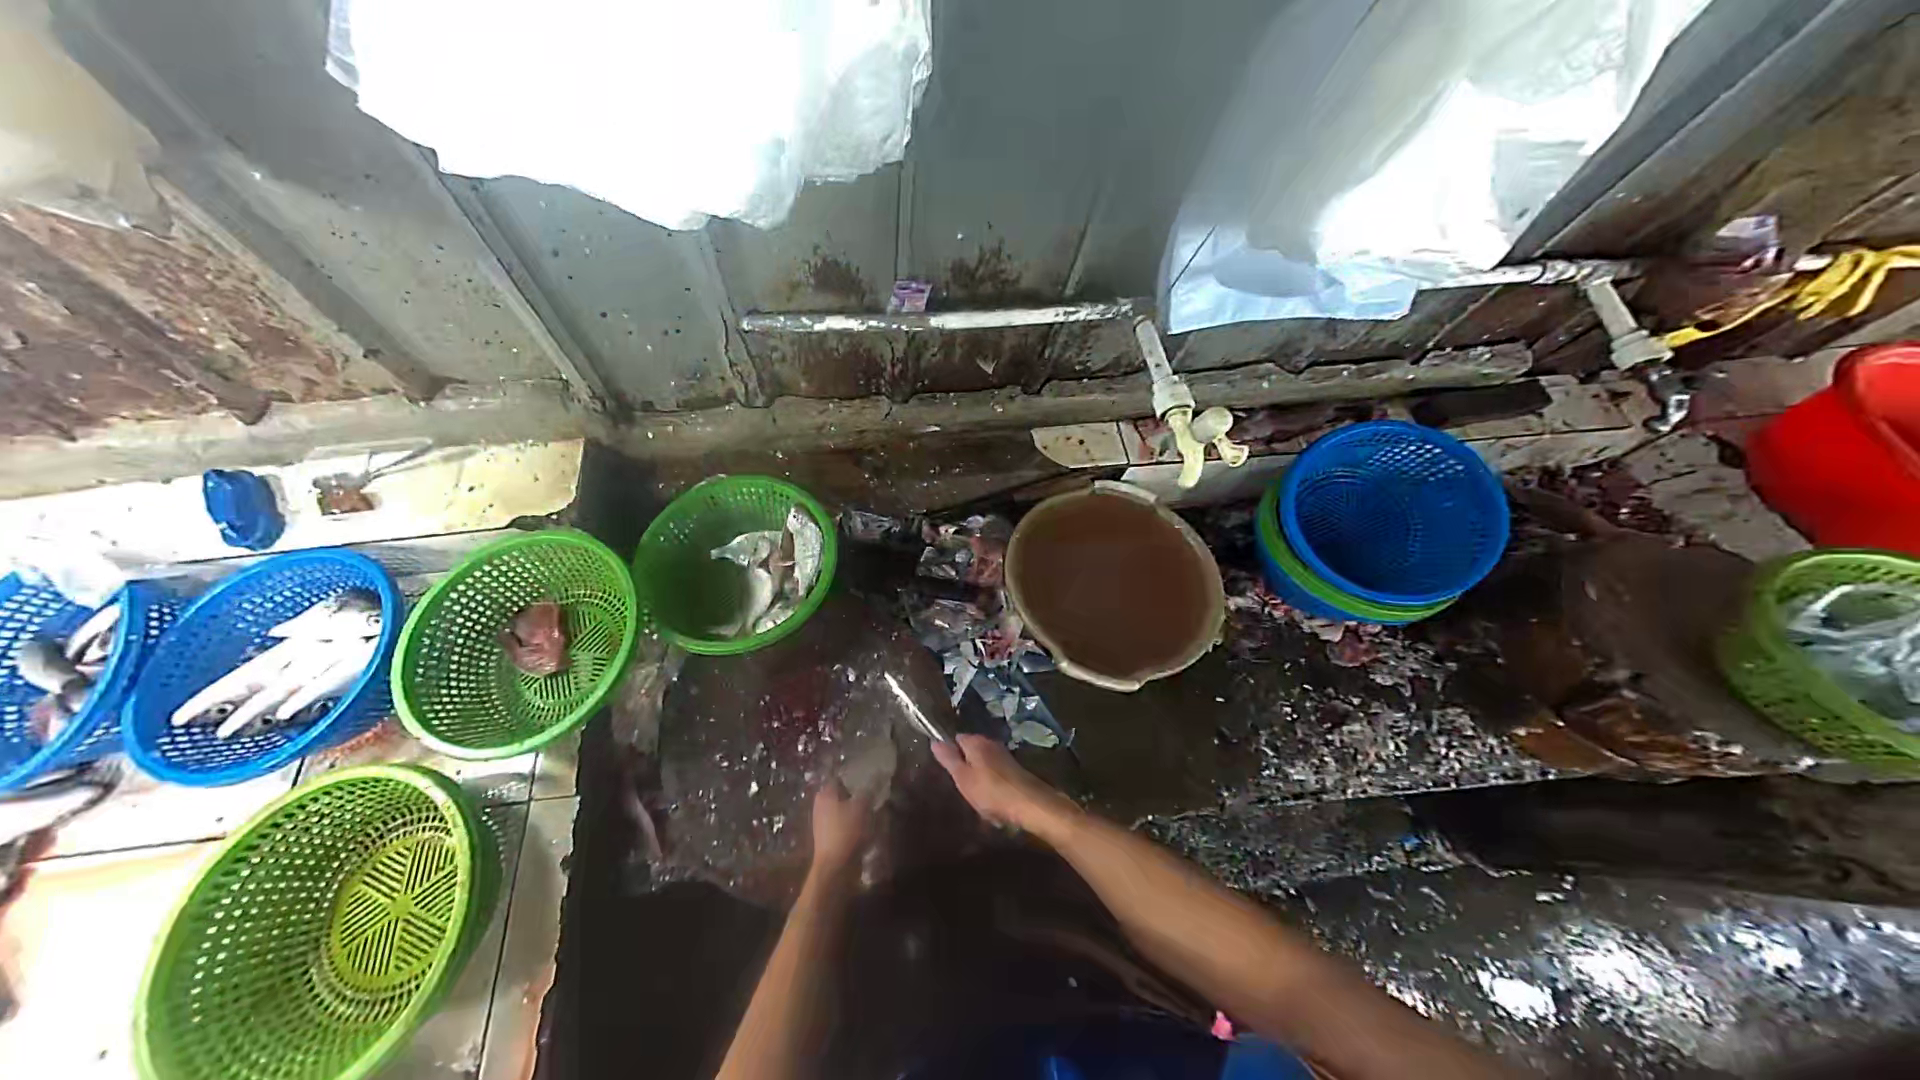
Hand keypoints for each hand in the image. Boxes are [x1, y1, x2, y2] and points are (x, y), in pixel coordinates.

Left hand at [809, 779, 872, 874]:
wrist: (834, 866)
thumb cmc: (845, 831)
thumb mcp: (861, 807)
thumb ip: (869, 790)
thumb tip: (878, 775)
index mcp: (825, 793)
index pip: (839, 776)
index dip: (854, 774)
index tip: (869, 774)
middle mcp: (821, 804)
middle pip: (842, 792)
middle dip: (857, 792)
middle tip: (874, 790)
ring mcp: (823, 821)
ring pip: (844, 807)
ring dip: (857, 807)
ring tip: (874, 807)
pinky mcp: (829, 835)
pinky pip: (844, 822)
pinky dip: (854, 821)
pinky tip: (867, 824)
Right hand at [931, 734, 1077, 834]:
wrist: (1029, 804)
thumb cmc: (991, 791)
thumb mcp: (963, 777)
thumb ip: (949, 759)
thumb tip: (935, 741)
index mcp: (976, 742)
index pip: (957, 739)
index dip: (950, 754)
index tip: (947, 772)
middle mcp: (991, 743)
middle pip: (971, 753)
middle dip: (966, 769)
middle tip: (962, 788)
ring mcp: (1004, 756)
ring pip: (983, 766)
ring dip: (979, 781)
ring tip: (977, 799)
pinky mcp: (1014, 770)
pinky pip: (995, 776)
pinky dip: (992, 787)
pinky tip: (993, 803)